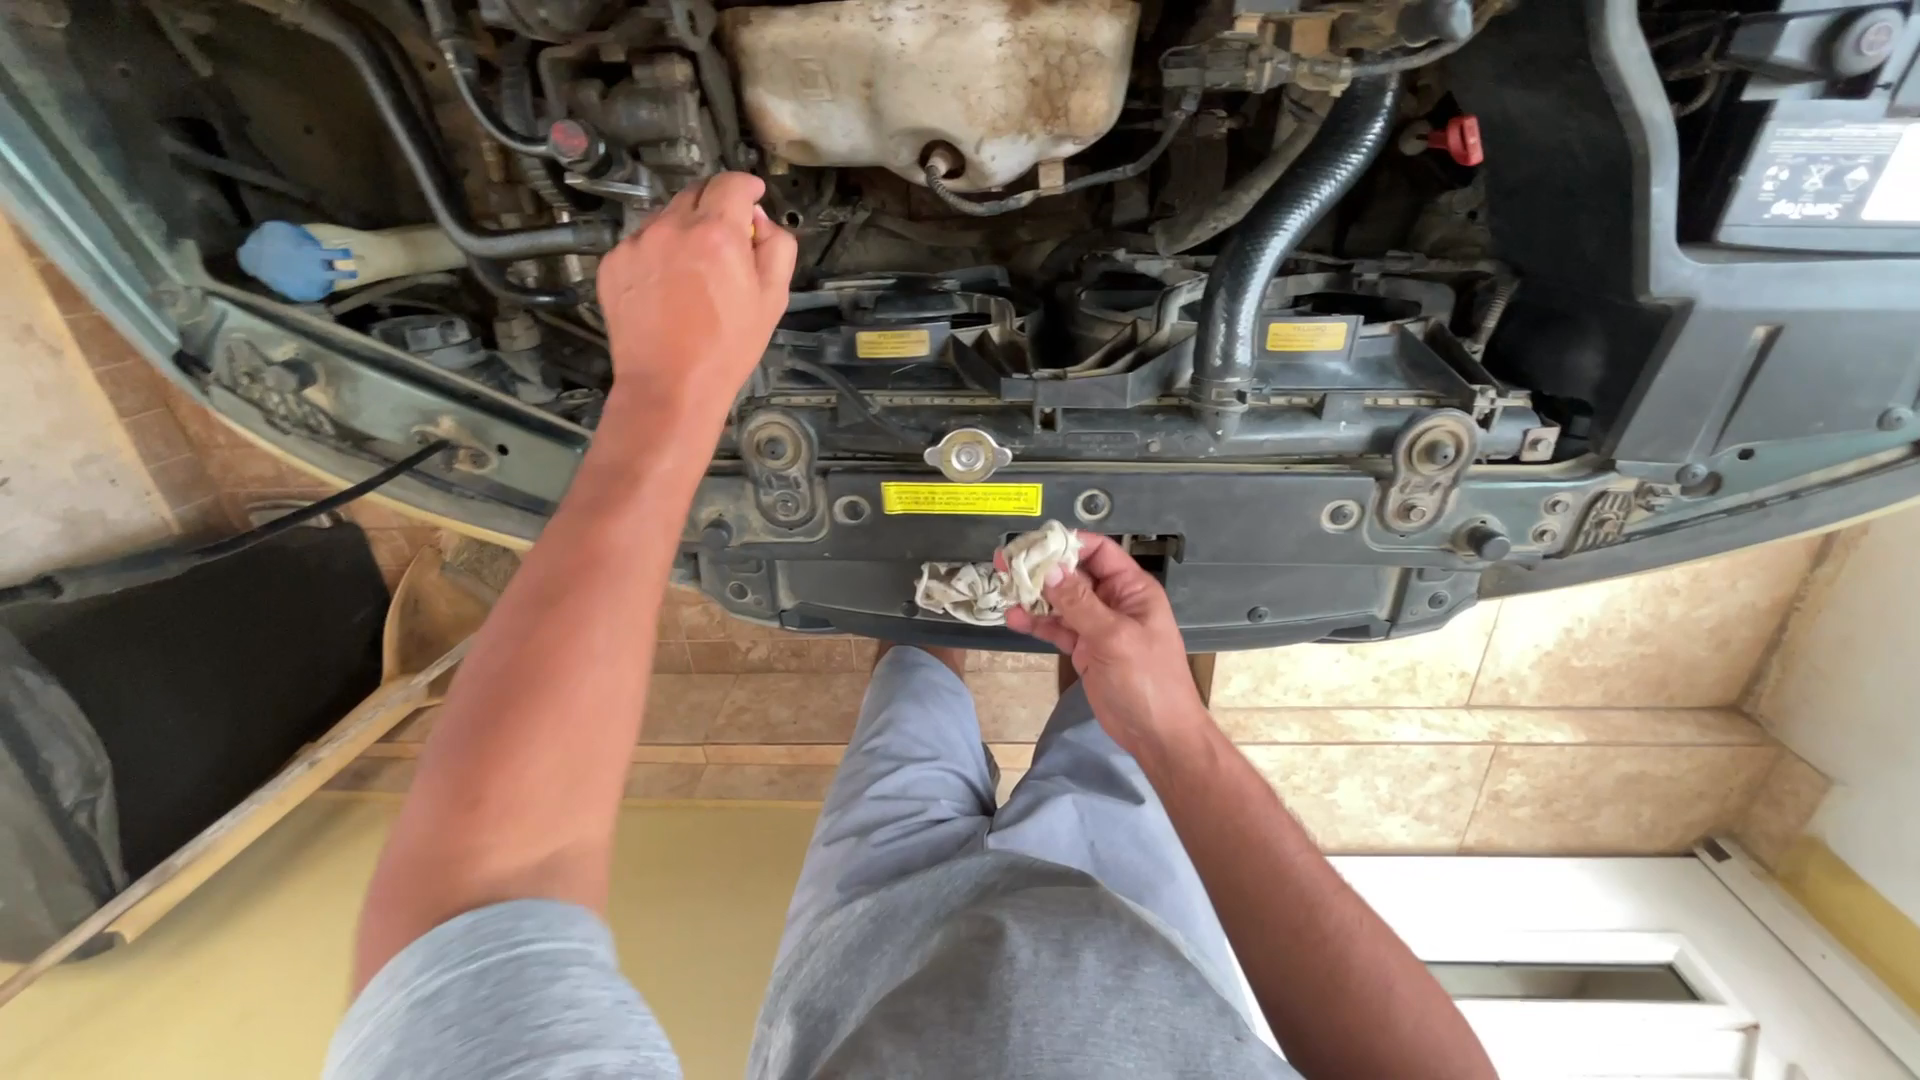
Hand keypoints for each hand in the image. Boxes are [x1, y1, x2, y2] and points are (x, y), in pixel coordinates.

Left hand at [595, 172, 796, 420]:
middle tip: (728, 242)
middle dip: (716, 208)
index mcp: (717, 234)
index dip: (746, 186)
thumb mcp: (773, 300)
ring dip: (684, 231)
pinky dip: (658, 254)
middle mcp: (672, 228)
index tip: (752, 195)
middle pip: (696, 194)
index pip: (731, 184)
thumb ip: (777, 248)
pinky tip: (668, 288)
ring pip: (666, 218)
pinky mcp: (613, 263)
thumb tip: (761, 222)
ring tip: (695, 274)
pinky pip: (641, 244)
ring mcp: (637, 244)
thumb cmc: (727, 348)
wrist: (670, 385)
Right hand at [1005, 532, 1210, 756]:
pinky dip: (1037, 623)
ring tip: (1003, 590)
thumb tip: (1050, 568)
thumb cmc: (1148, 681)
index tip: (1032, 545)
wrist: (1158, 735)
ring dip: (1034, 596)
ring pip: (1061, 601)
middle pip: (1074, 574)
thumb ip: (1079, 603)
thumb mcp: (1114, 637)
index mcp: (1132, 589)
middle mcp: (1114, 601)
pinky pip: (1057, 628)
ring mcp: (1098, 626)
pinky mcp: (1084, 649)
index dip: (1067, 544)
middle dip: (1041, 569)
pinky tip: (1014, 619)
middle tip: (1005, 564)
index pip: (1098, 552)